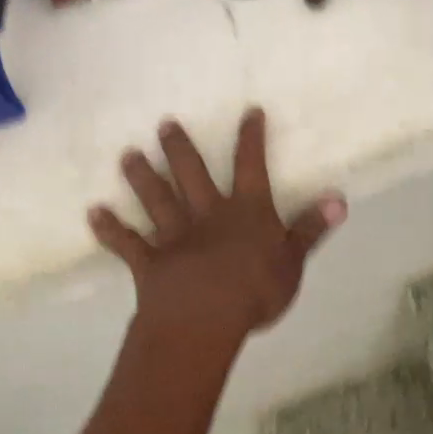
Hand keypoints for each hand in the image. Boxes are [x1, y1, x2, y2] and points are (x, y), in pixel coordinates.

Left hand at [88, 108, 346, 340]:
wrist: (203, 321)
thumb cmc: (254, 291)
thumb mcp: (294, 261)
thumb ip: (312, 228)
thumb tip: (339, 198)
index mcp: (247, 212)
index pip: (251, 167)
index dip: (251, 139)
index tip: (249, 112)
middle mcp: (209, 214)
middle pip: (193, 175)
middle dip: (180, 149)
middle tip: (164, 123)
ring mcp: (175, 237)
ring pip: (158, 200)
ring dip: (142, 177)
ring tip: (127, 154)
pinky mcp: (150, 263)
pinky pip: (128, 243)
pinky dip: (111, 228)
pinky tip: (94, 213)